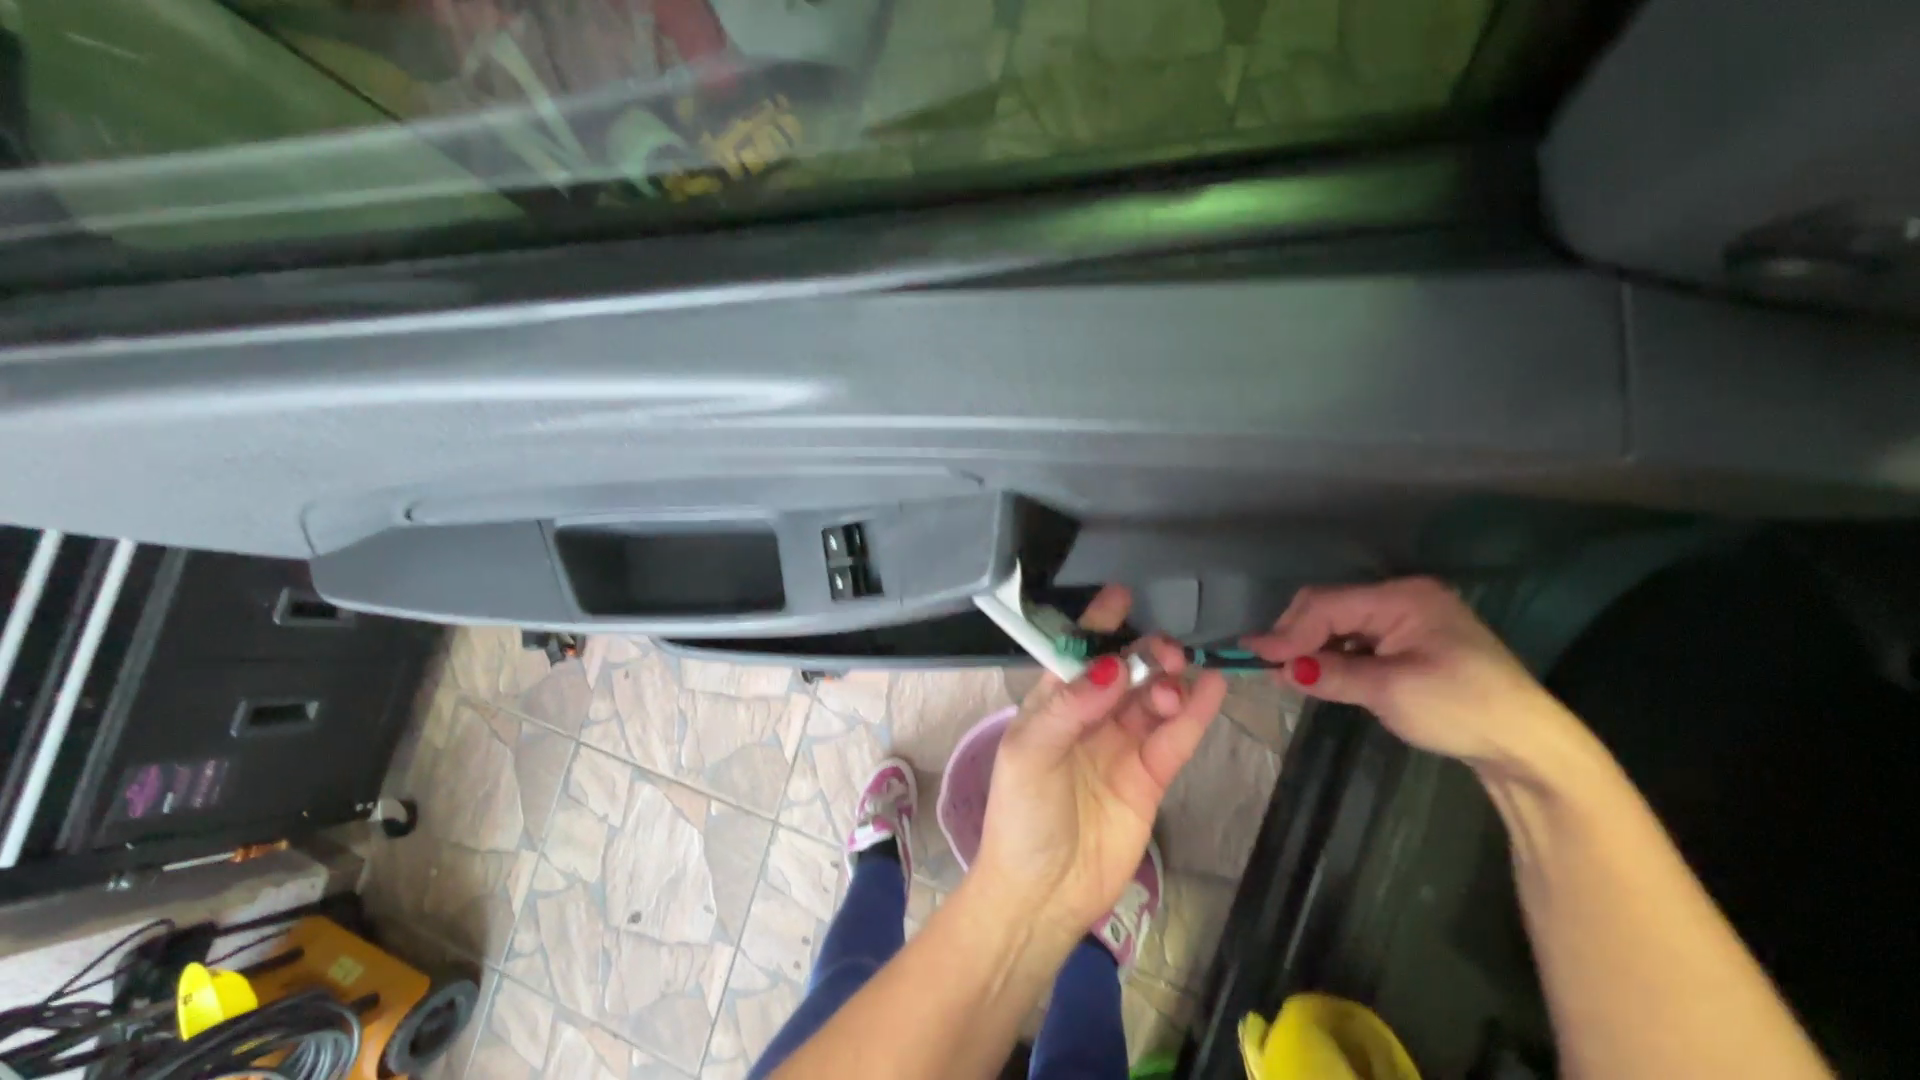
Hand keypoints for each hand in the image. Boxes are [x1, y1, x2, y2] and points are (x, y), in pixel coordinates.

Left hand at [972, 586, 1226, 936]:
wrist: (1042, 894)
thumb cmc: (1021, 818)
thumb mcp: (1029, 755)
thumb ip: (1067, 708)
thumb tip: (1112, 667)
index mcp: (1051, 706)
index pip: (1077, 655)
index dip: (1099, 625)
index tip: (1123, 595)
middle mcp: (1089, 719)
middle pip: (1124, 672)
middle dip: (1144, 653)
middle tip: (1163, 651)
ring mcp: (1122, 747)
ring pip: (1153, 699)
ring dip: (1169, 681)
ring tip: (1176, 680)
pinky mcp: (1150, 777)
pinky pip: (1176, 737)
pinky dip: (1196, 711)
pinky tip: (1213, 687)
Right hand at [1242, 577, 1580, 772]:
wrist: (1527, 745)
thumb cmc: (1460, 709)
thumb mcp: (1390, 691)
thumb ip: (1331, 674)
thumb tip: (1280, 668)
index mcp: (1403, 598)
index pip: (1328, 604)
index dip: (1288, 631)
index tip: (1255, 657)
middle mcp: (1404, 598)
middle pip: (1331, 607)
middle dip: (1298, 635)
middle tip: (1270, 668)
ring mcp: (1410, 620)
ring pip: (1341, 624)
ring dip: (1314, 647)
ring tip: (1289, 674)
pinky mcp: (1413, 643)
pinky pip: (1359, 639)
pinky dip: (1335, 656)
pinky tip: (1322, 675)